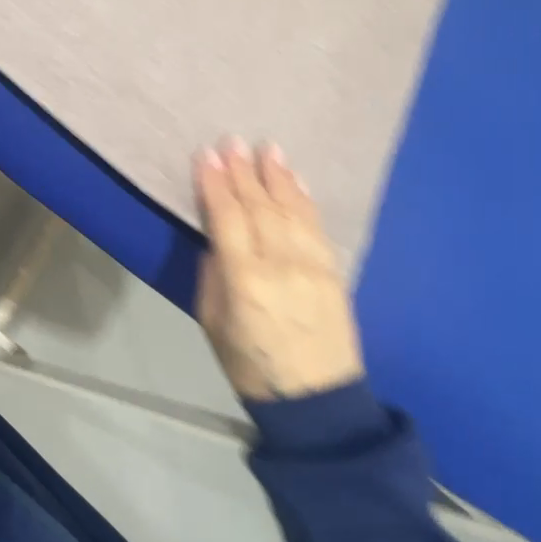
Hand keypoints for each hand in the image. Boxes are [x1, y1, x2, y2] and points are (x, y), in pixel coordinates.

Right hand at [194, 138, 363, 401]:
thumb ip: (215, 273)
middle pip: (260, 206)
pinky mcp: (335, 273)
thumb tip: (219, 239)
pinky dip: (304, 200)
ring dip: (278, 177)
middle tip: (231, 140)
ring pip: (292, 211)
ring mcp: (314, 267)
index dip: (214, 183)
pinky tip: (295, 182)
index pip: (227, 217)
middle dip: (244, 171)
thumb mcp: (212, 319)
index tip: (205, 154)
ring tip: (267, 148)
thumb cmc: (249, 364)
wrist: (316, 401)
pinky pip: (316, 227)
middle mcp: (282, 264)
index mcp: (245, 279)